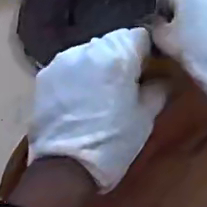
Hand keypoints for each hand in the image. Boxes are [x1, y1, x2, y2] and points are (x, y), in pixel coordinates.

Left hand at [29, 27, 168, 191]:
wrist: (63, 170)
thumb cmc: (113, 143)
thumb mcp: (145, 117)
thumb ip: (157, 89)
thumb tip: (162, 78)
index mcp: (117, 54)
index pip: (139, 36)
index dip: (147, 53)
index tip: (148, 73)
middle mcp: (88, 48)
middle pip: (113, 42)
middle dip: (122, 59)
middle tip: (126, 87)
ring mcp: (63, 60)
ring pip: (90, 53)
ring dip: (98, 67)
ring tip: (100, 96)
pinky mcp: (45, 75)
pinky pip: (69, 67)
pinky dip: (77, 77)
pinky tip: (79, 102)